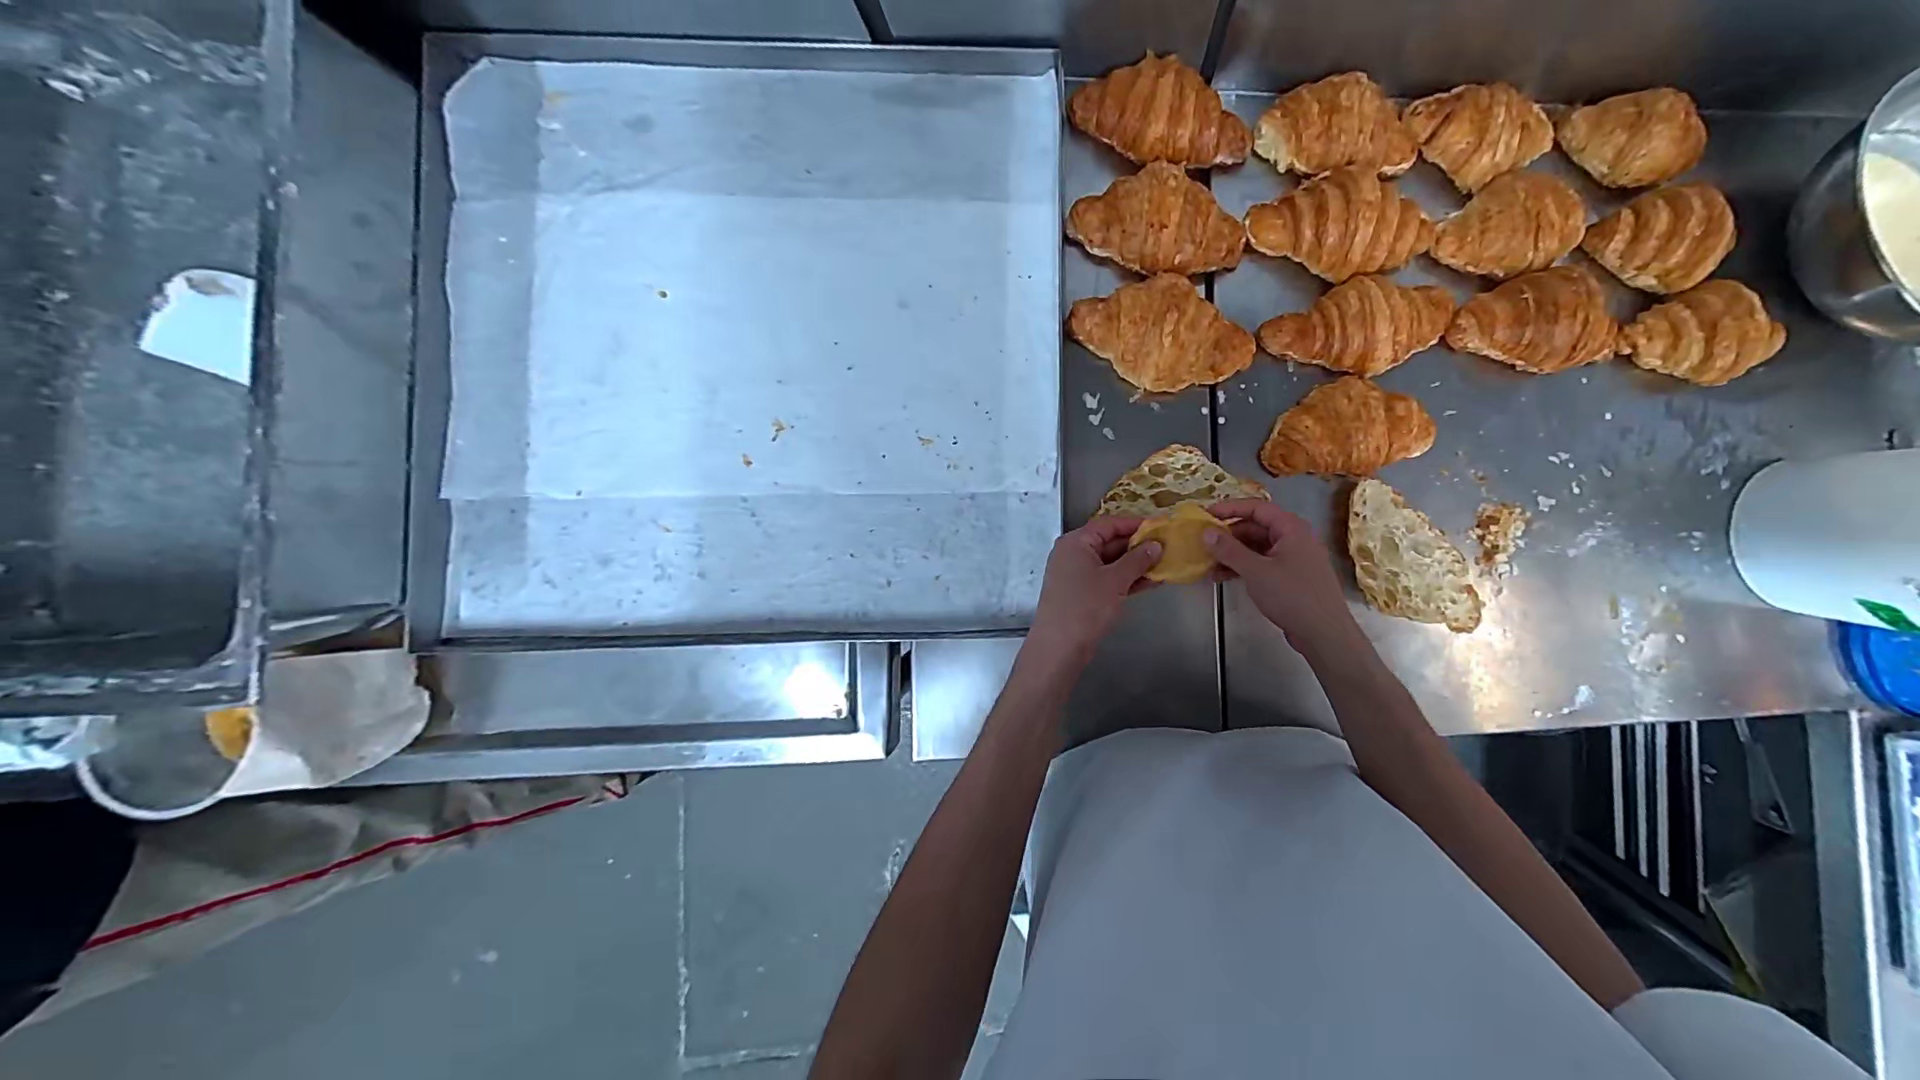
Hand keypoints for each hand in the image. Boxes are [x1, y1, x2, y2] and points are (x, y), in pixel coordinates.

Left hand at [1026, 516, 1161, 665]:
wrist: (1060, 646)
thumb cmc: (1085, 607)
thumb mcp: (1115, 580)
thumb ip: (1137, 560)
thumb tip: (1155, 545)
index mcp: (1076, 542)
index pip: (1109, 524)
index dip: (1135, 524)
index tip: (1160, 526)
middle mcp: (1073, 554)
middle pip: (1110, 542)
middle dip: (1138, 546)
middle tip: (1167, 547)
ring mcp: (1076, 574)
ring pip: (1111, 562)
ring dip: (1136, 564)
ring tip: (1165, 564)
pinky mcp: (1082, 593)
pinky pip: (1108, 579)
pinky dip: (1127, 579)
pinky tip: (1151, 582)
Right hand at [1205, 500, 1363, 658]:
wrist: (1324, 632)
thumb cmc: (1292, 595)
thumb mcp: (1255, 571)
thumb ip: (1229, 550)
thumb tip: (1207, 532)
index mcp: (1291, 528)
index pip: (1256, 508)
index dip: (1229, 508)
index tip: (1205, 514)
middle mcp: (1294, 538)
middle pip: (1256, 527)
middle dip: (1228, 535)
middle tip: (1204, 543)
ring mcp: (1294, 558)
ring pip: (1257, 547)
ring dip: (1233, 554)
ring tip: (1209, 565)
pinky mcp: (1291, 576)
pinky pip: (1262, 563)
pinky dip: (1243, 567)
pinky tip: (1224, 577)